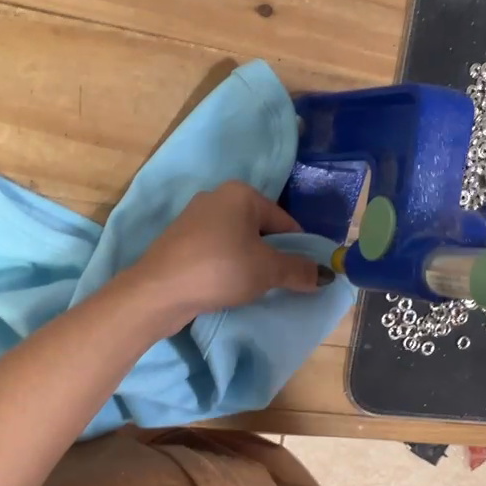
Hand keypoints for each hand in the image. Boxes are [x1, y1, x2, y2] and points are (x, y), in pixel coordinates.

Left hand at [120, 180, 331, 325]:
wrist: (158, 291)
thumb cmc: (219, 270)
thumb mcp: (267, 270)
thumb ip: (299, 270)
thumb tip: (326, 275)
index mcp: (241, 193)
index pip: (284, 221)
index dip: (298, 249)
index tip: (305, 275)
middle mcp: (216, 197)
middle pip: (260, 230)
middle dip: (273, 256)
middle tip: (281, 284)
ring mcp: (194, 219)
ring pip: (237, 242)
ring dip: (250, 263)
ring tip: (255, 289)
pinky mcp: (180, 242)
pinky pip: (216, 252)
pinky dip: (227, 267)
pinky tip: (229, 288)